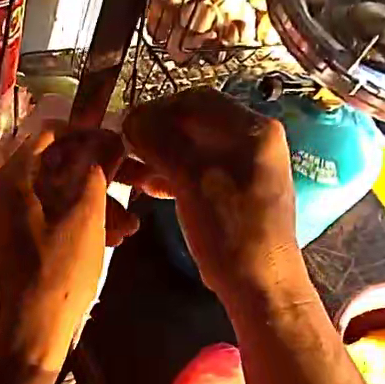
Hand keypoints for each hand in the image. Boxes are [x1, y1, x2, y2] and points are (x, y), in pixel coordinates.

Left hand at [0, 125, 137, 373]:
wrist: (35, 328)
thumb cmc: (60, 269)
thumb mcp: (85, 214)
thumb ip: (98, 168)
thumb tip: (111, 137)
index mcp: (14, 177)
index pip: (52, 133)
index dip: (90, 134)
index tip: (123, 145)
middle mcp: (9, 190)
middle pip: (61, 164)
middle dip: (102, 174)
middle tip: (138, 182)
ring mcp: (15, 215)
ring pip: (64, 192)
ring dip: (100, 202)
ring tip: (131, 226)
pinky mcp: (26, 237)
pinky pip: (59, 215)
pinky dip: (86, 220)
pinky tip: (116, 237)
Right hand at [122, 88, 309, 308]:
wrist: (258, 284)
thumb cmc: (229, 229)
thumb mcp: (192, 179)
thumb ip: (161, 142)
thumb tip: (133, 118)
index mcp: (253, 129)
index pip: (197, 99)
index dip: (158, 108)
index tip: (127, 124)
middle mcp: (253, 141)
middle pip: (196, 122)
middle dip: (157, 132)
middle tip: (126, 146)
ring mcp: (246, 167)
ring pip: (194, 148)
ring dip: (161, 154)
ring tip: (131, 167)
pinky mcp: (235, 193)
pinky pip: (199, 171)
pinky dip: (173, 173)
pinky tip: (148, 185)